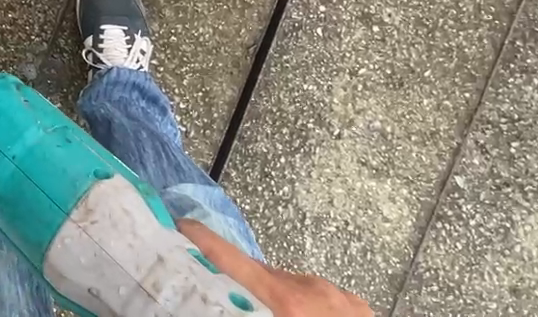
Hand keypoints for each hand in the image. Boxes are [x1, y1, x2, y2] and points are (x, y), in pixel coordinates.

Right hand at [178, 220, 372, 316]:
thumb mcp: (272, 316)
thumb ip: (246, 308)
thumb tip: (216, 303)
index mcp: (284, 302)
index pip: (228, 256)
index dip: (199, 239)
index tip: (177, 228)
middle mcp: (309, 290)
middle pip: (258, 273)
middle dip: (240, 284)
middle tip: (227, 300)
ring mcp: (339, 297)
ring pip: (291, 287)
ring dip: (278, 302)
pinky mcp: (360, 307)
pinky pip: (321, 299)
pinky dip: (309, 310)